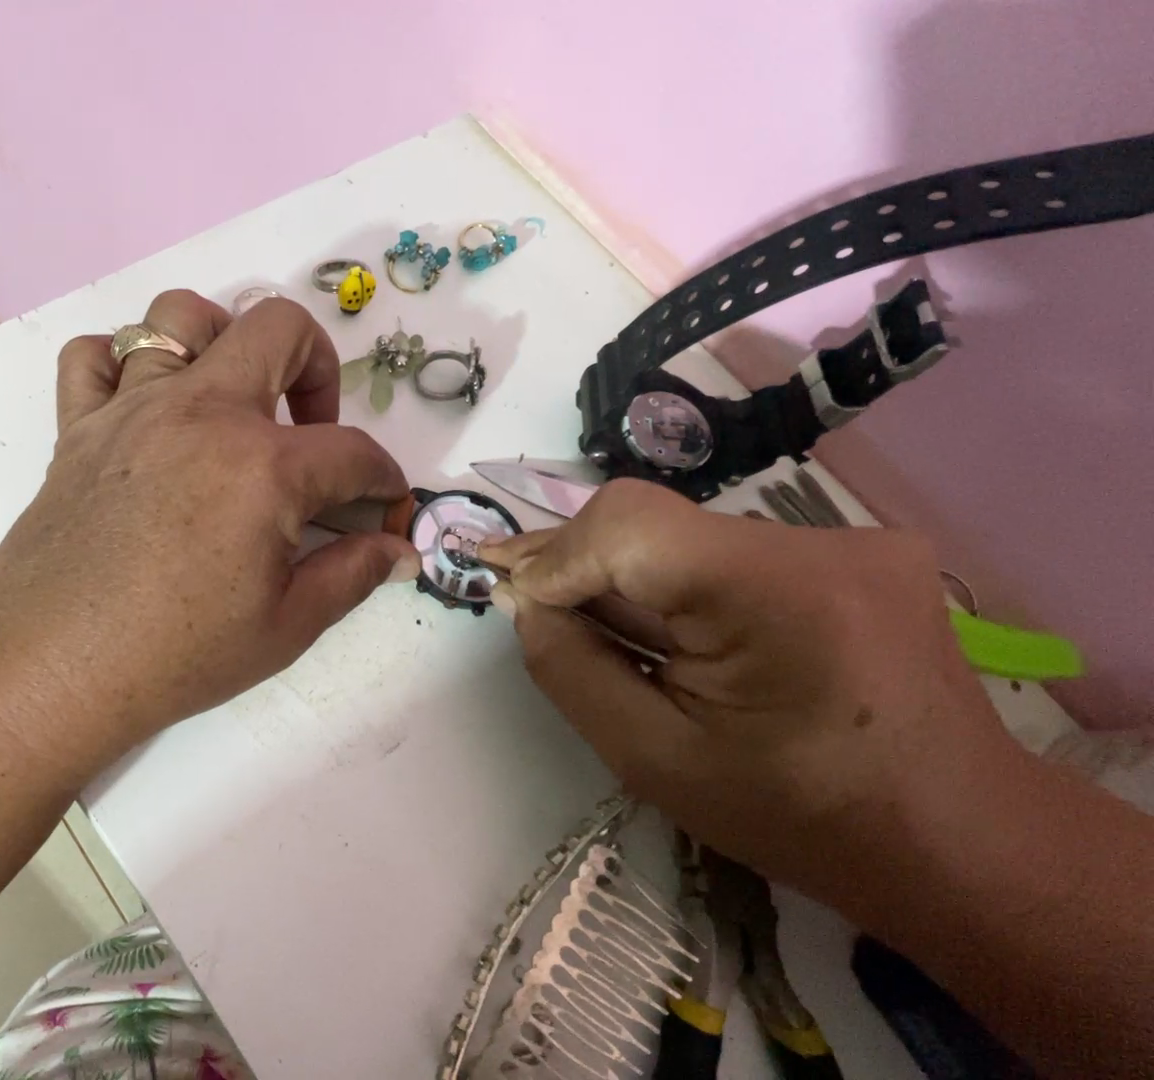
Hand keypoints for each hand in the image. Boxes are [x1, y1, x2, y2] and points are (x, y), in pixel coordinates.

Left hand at [0, 290, 417, 766]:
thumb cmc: (175, 658)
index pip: (352, 453)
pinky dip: (120, 363)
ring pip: (178, 316)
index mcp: (262, 466)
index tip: (382, 504)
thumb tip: (397, 550)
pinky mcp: (77, 428)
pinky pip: (91, 357)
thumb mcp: (284, 628)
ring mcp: (131, 412)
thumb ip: (349, 576)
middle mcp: (199, 413)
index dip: (382, 479)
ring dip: (219, 342)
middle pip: (278, 329)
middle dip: (318, 367)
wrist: (52, 669)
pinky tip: (142, 407)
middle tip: (310, 431)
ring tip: (227, 399)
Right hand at [479, 479, 1026, 912]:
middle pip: (653, 523)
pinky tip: (645, 620)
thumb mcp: (652, 759)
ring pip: (684, 536)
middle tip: (502, 576)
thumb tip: (523, 601)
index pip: (629, 525)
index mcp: (780, 595)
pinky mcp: (852, 557)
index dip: (554, 555)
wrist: (960, 844)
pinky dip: (671, 583)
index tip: (512, 600)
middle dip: (573, 559)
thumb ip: (570, 669)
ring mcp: (847, 544)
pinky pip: (724, 554)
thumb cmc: (798, 819)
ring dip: (620, 573)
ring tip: (562, 604)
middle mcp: (823, 543)